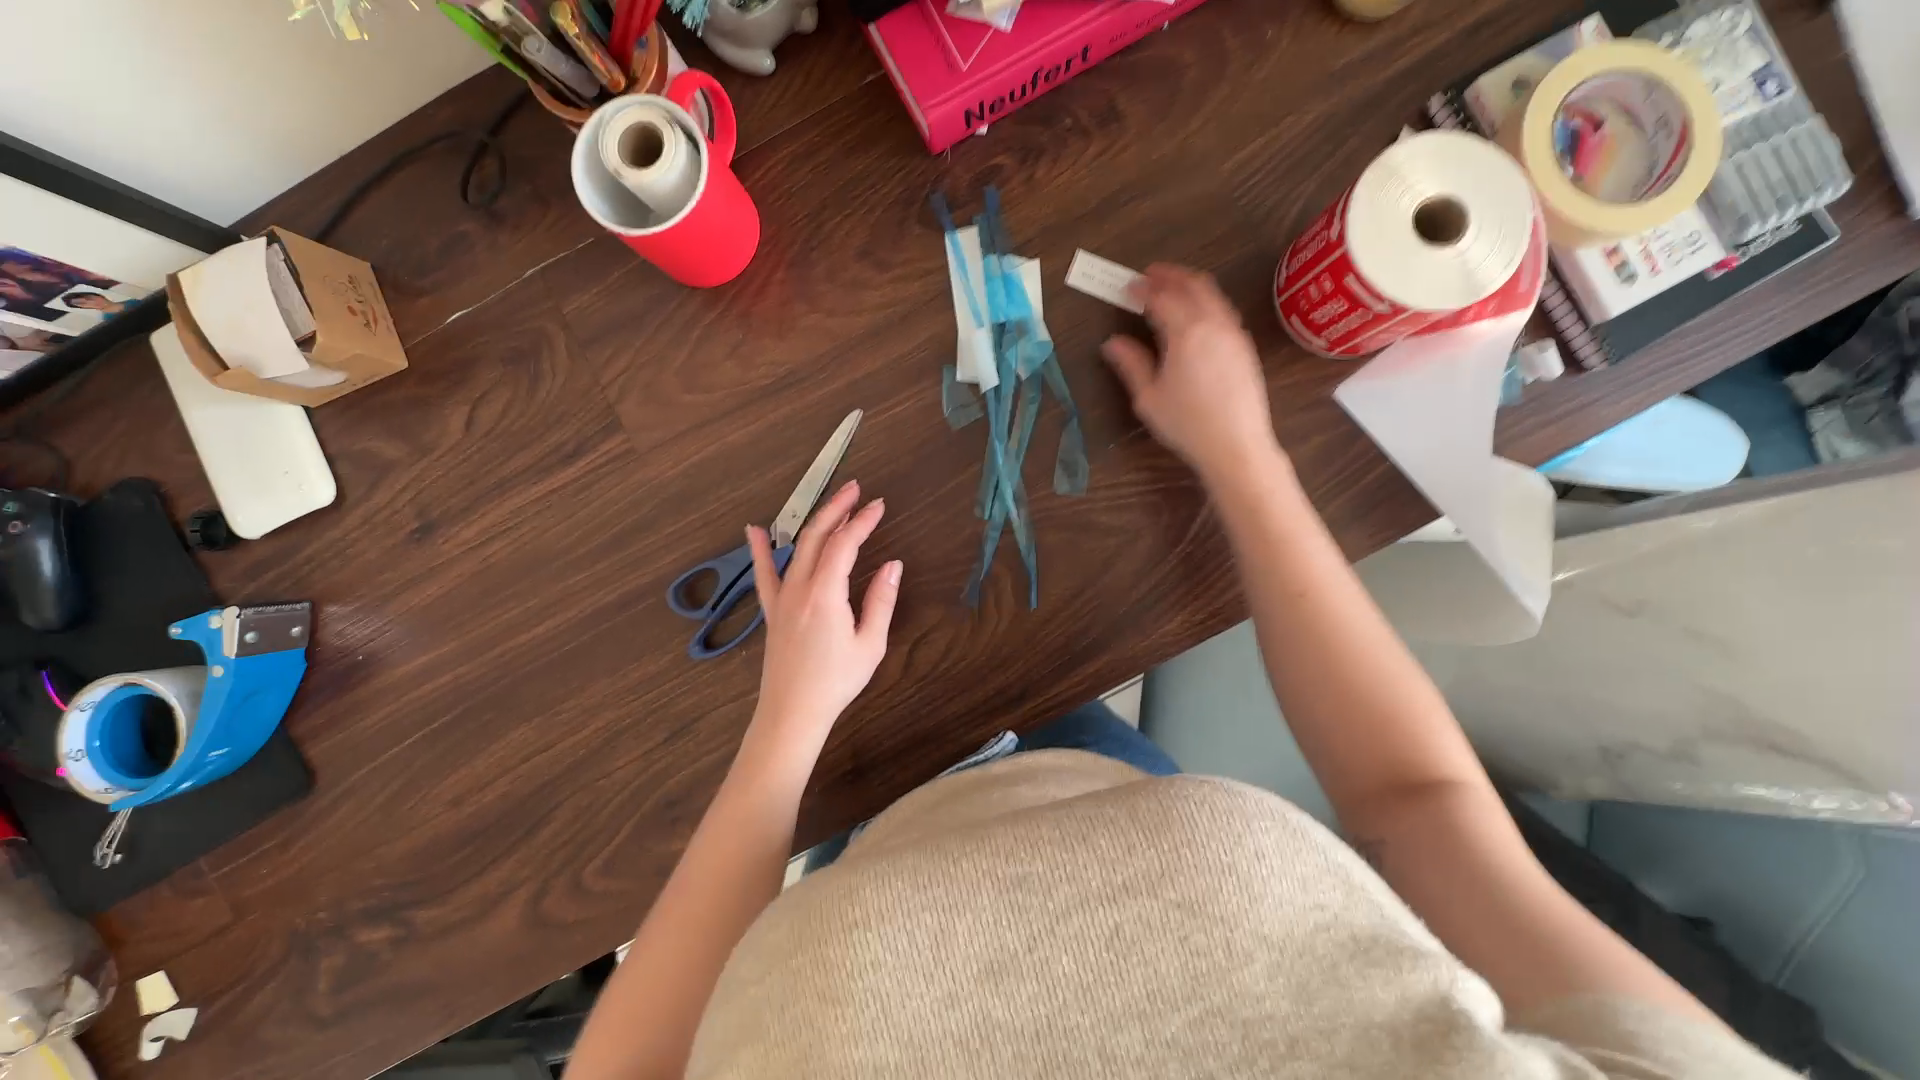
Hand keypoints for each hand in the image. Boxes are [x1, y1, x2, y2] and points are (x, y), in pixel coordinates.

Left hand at [745, 480, 900, 748]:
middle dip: (837, 508)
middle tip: (856, 490)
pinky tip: (754, 530)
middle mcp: (799, 588)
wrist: (793, 711)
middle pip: (817, 536)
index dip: (862, 521)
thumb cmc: (836, 681)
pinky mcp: (772, 610)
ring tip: (831, 503)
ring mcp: (782, 597)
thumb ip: (881, 601)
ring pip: (796, 548)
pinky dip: (760, 550)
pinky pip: (764, 573)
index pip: (845, 544)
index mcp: (825, 594)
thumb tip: (893, 566)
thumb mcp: (870, 644)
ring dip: (814, 521)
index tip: (879, 506)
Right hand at [1101, 265, 1281, 482]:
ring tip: (1173, 286)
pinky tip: (1197, 314)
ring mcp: (1233, 333)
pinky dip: (1207, 300)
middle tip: (1149, 274)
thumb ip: (1131, 365)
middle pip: (1191, 285)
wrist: (1236, 444)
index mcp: (1184, 333)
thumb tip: (1113, 343)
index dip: (1142, 289)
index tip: (1128, 287)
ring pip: (1212, 294)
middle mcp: (1212, 324)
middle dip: (1168, 276)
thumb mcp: (1149, 398)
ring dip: (1190, 284)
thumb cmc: (1187, 424)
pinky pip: (1224, 309)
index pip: (1160, 298)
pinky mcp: (1245, 346)